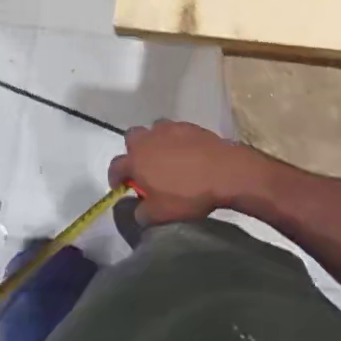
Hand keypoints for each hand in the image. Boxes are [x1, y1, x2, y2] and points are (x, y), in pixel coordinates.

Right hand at [107, 120, 276, 225]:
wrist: (224, 171)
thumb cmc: (188, 194)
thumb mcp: (161, 214)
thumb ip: (142, 213)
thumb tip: (138, 210)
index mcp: (136, 160)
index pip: (116, 166)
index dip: (115, 177)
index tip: (121, 186)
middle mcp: (147, 139)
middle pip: (131, 138)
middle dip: (134, 151)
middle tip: (145, 166)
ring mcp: (168, 129)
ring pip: (153, 129)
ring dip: (155, 141)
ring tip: (167, 156)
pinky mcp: (189, 125)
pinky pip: (175, 129)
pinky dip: (176, 139)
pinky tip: (187, 151)